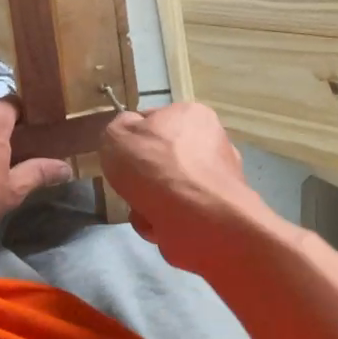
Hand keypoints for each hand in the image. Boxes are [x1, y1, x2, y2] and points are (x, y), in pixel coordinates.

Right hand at [100, 103, 277, 263]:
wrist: (197, 216)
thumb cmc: (154, 165)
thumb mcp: (116, 135)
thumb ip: (118, 127)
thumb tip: (130, 132)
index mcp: (191, 114)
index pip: (153, 120)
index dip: (132, 138)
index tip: (121, 155)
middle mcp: (213, 141)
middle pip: (163, 158)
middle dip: (143, 176)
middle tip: (130, 186)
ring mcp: (220, 177)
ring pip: (171, 187)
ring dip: (150, 200)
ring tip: (142, 210)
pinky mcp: (221, 209)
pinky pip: (182, 211)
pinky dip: (165, 218)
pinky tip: (157, 224)